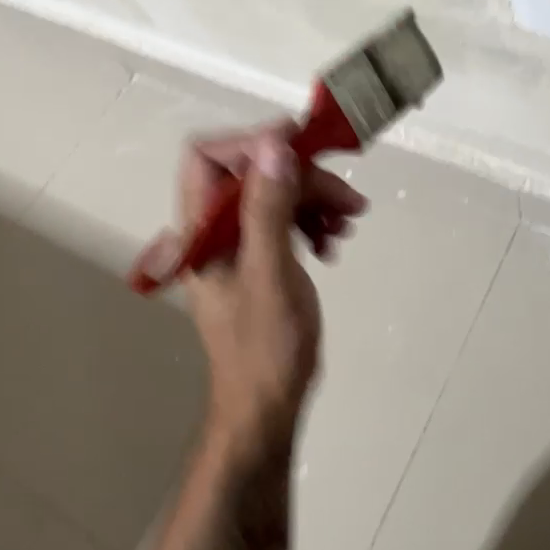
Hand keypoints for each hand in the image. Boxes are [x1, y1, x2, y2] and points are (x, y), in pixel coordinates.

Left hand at [178, 124, 366, 434]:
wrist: (266, 407)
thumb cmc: (264, 348)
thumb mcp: (270, 274)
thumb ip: (268, 209)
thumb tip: (274, 145)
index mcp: (200, 230)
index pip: (209, 158)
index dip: (251, 141)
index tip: (301, 143)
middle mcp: (214, 229)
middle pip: (253, 172)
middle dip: (302, 177)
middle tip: (348, 199)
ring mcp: (237, 243)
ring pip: (276, 193)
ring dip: (316, 199)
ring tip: (349, 223)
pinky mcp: (261, 256)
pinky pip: (287, 218)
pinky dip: (314, 221)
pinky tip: (334, 244)